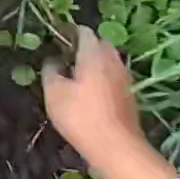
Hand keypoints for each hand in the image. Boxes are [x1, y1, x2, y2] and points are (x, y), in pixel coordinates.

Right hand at [42, 26, 176, 178]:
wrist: (117, 148)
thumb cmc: (81, 116)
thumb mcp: (54, 93)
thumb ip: (51, 71)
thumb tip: (53, 60)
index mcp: (94, 56)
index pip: (85, 33)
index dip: (70, 30)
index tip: (57, 34)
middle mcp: (113, 62)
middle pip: (101, 44)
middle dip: (85, 44)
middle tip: (66, 52)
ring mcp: (124, 80)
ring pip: (109, 61)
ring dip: (94, 61)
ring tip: (75, 70)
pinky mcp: (128, 96)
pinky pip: (113, 77)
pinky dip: (101, 76)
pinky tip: (88, 89)